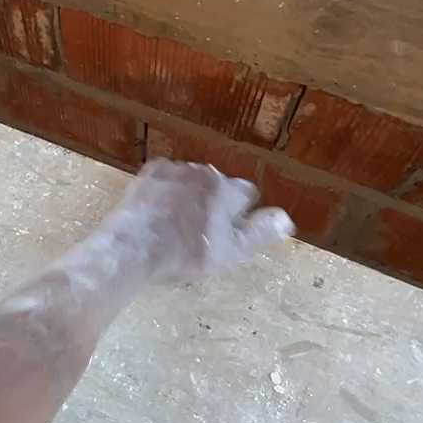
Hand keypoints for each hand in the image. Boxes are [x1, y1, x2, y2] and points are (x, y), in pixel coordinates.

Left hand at [102, 159, 292, 282]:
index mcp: (227, 189)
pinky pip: (166, 177)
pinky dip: (166, 189)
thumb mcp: (232, 250)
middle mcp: (204, 172)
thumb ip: (259, 231)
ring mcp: (174, 170)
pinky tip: (159, 208)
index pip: (247, 193)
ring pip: (191, 179)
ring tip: (177, 220)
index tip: (229, 229)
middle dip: (214, 201)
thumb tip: (285, 218)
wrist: (137, 246)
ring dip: (189, 193)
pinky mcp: (149, 172)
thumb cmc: (187, 253)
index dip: (241, 212)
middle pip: (218, 184)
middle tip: (200, 228)